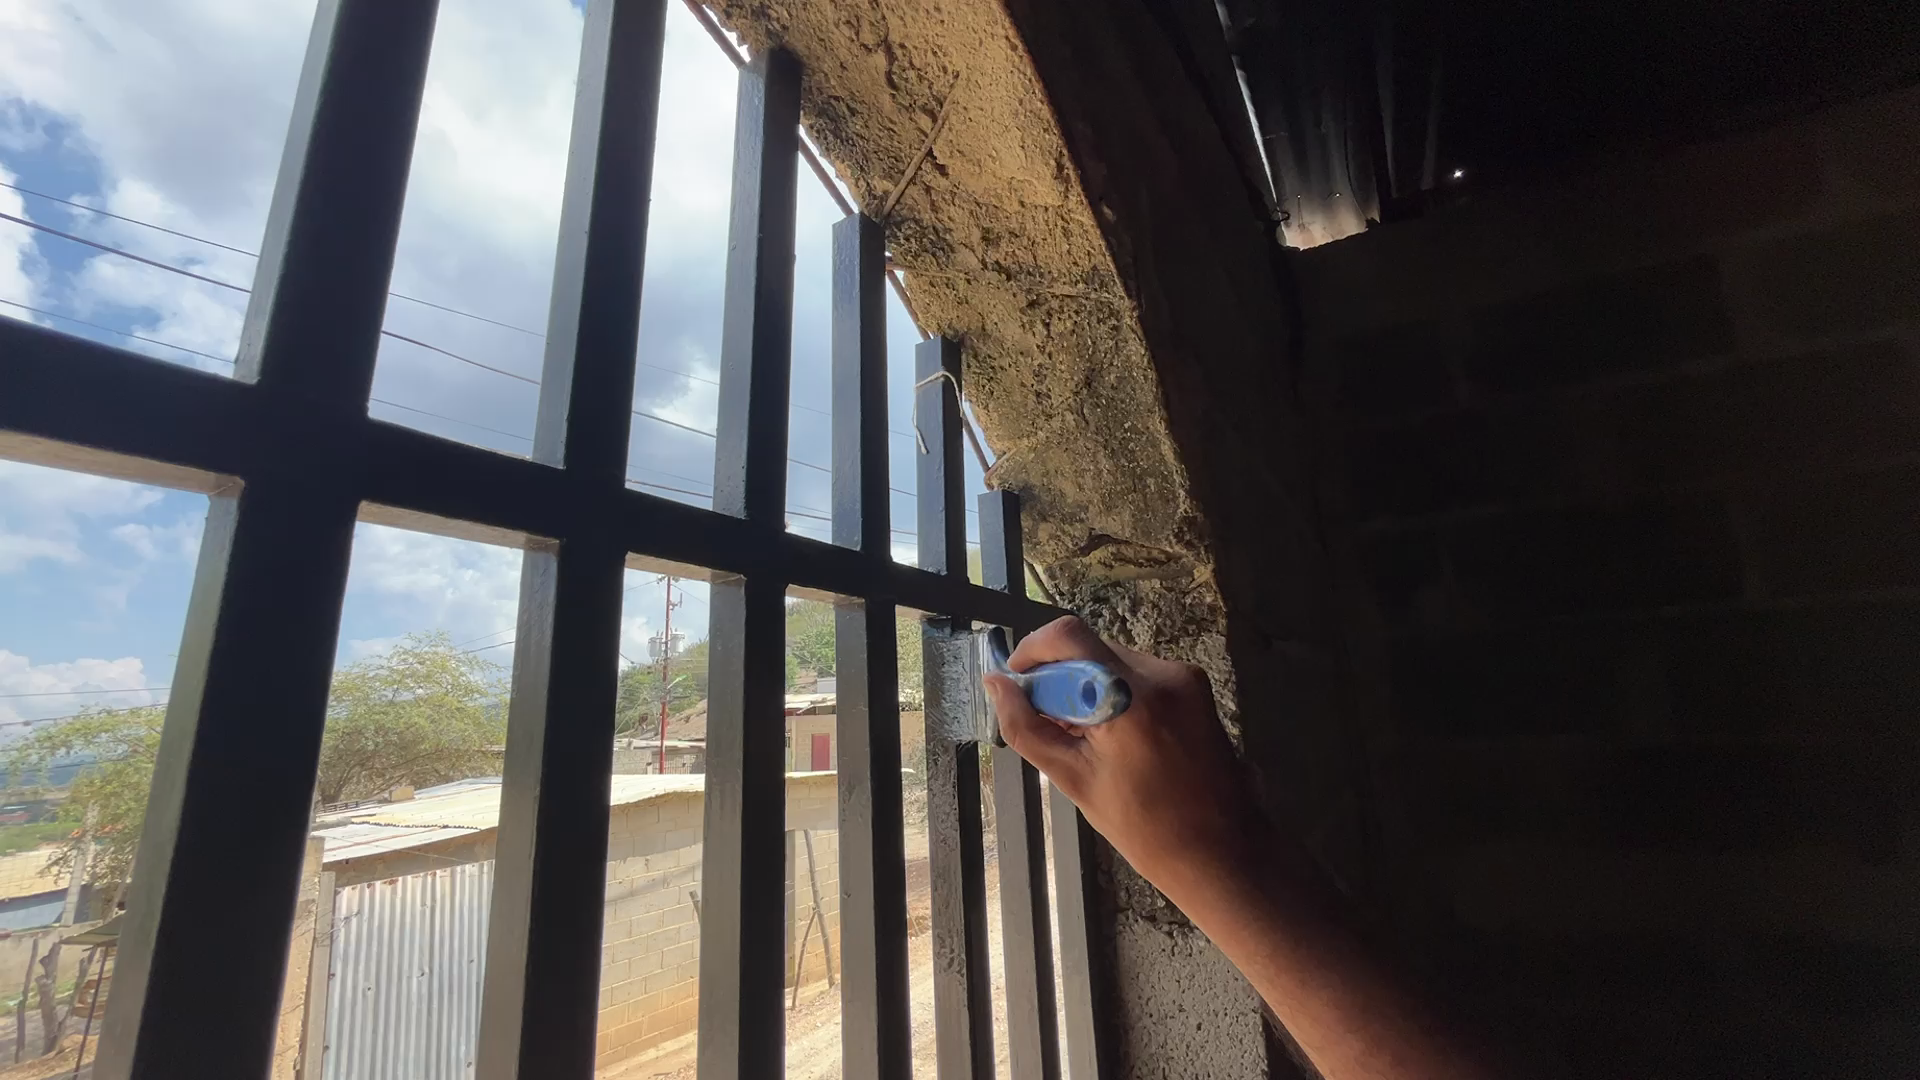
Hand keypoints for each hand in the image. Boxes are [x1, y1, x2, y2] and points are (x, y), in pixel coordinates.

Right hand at [986, 615, 1262, 888]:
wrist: (1225, 854)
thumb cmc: (1144, 828)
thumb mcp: (1073, 779)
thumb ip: (1026, 726)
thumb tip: (995, 683)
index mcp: (1128, 697)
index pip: (1068, 635)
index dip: (1032, 649)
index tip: (1019, 681)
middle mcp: (1160, 673)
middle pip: (1089, 647)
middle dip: (1058, 675)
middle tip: (1049, 721)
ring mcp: (1184, 677)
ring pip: (1112, 660)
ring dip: (1086, 685)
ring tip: (1084, 737)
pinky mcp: (1195, 686)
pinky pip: (1138, 674)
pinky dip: (1115, 692)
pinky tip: (1115, 736)